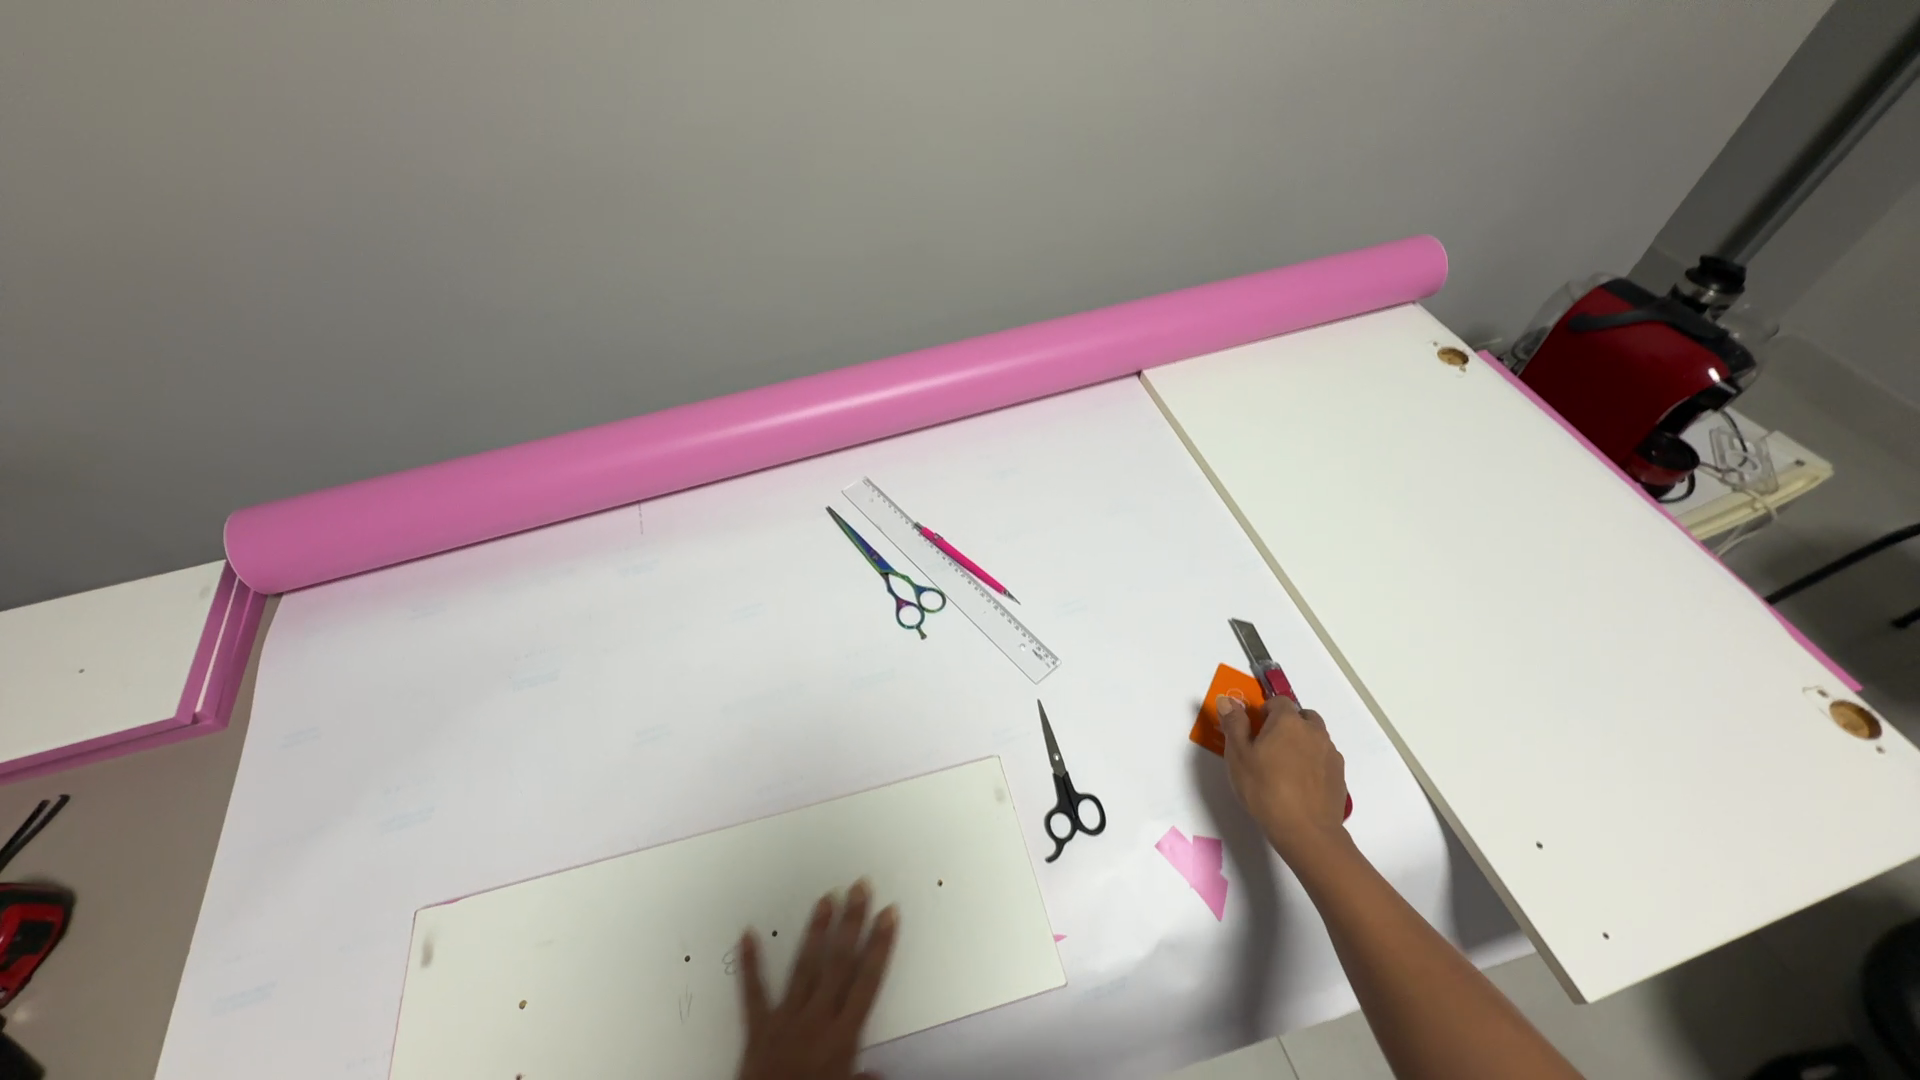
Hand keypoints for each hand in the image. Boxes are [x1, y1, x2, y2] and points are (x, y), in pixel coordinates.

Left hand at [736, 880, 898, 1079]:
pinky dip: (749, 963)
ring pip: (805, 967)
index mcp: (843, 1035)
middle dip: (852, 923)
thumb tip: (880, 1073)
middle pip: (839, 963)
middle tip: (860, 887)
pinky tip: (747, 934)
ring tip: (826, 898)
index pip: (867, 980)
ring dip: (817, 931)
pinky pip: (753, 993)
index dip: (880, 945)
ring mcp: (786, 1018)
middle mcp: (818, 1018)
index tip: (888, 913)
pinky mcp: (757, 1027)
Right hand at [1218, 694, 1349, 865]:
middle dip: (1288, 724)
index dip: (1265, 711)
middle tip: (1270, 746)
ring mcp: (1330, 753)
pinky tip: (1301, 784)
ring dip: (1302, 743)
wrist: (1305, 830)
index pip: (1278, 702)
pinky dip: (1314, 763)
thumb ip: (1234, 723)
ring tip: (1286, 767)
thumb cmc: (1264, 788)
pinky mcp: (1339, 775)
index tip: (1254, 730)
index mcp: (1288, 721)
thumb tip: (1227, 699)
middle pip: (1302, 716)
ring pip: (1316, 737)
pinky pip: (1324, 759)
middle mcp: (1314, 731)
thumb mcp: (1238, 755)